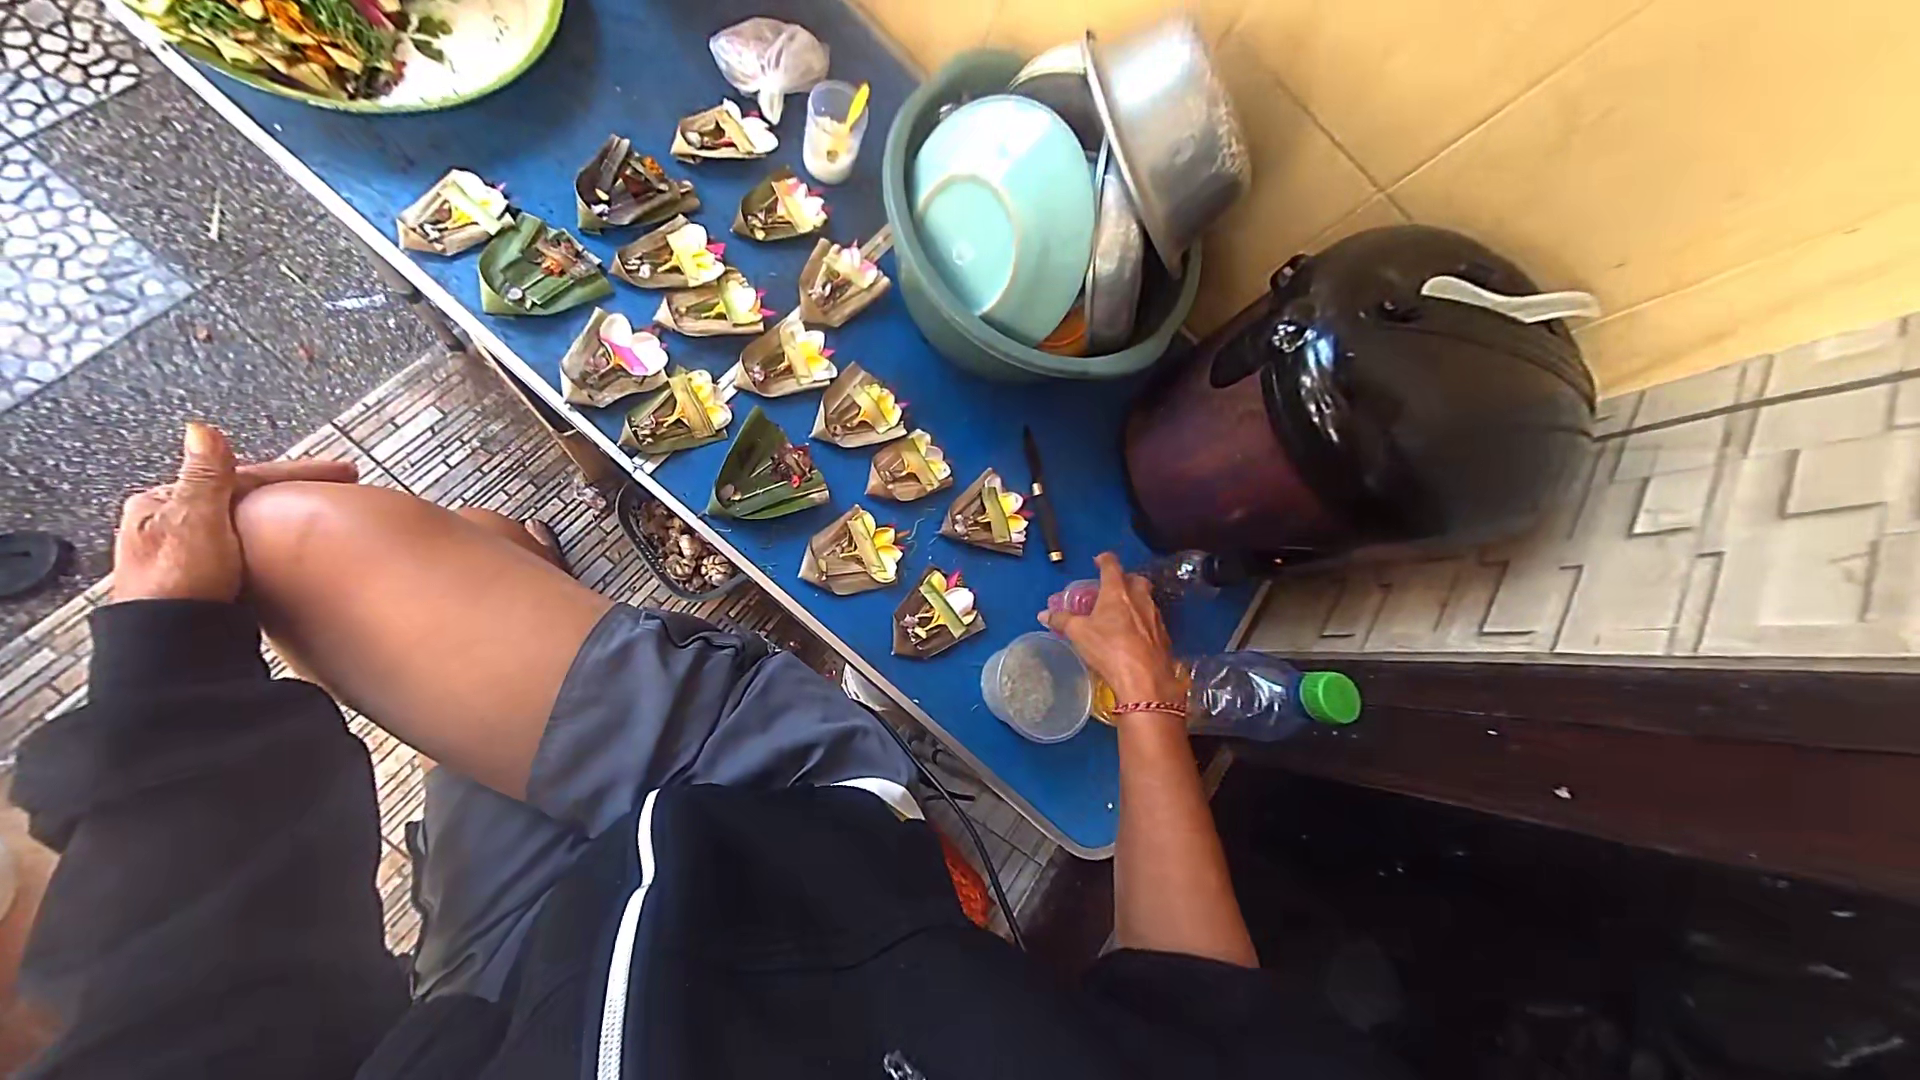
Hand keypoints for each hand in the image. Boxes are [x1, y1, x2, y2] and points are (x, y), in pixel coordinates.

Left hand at [111, 423, 357, 603]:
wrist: (174, 635)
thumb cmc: (177, 582)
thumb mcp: (196, 519)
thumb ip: (206, 476)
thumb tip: (203, 431)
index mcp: (163, 503)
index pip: (246, 475)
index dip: (300, 472)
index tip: (344, 471)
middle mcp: (173, 522)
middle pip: (249, 495)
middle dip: (297, 489)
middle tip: (342, 484)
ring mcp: (193, 549)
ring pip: (253, 518)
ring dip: (291, 511)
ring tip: (328, 508)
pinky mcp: (212, 572)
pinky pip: (255, 540)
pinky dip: (281, 535)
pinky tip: (299, 541)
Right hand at [1038, 552, 1184, 706]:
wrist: (1145, 679)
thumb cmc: (1109, 648)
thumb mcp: (1078, 634)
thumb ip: (1061, 621)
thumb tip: (1044, 614)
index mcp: (1117, 591)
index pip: (1112, 566)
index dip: (1104, 559)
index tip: (1099, 560)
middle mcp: (1139, 599)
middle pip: (1135, 579)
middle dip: (1125, 579)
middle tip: (1112, 588)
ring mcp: (1155, 617)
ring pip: (1147, 599)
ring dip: (1135, 600)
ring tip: (1122, 611)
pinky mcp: (1164, 636)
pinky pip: (1152, 620)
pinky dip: (1143, 621)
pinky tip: (1134, 634)